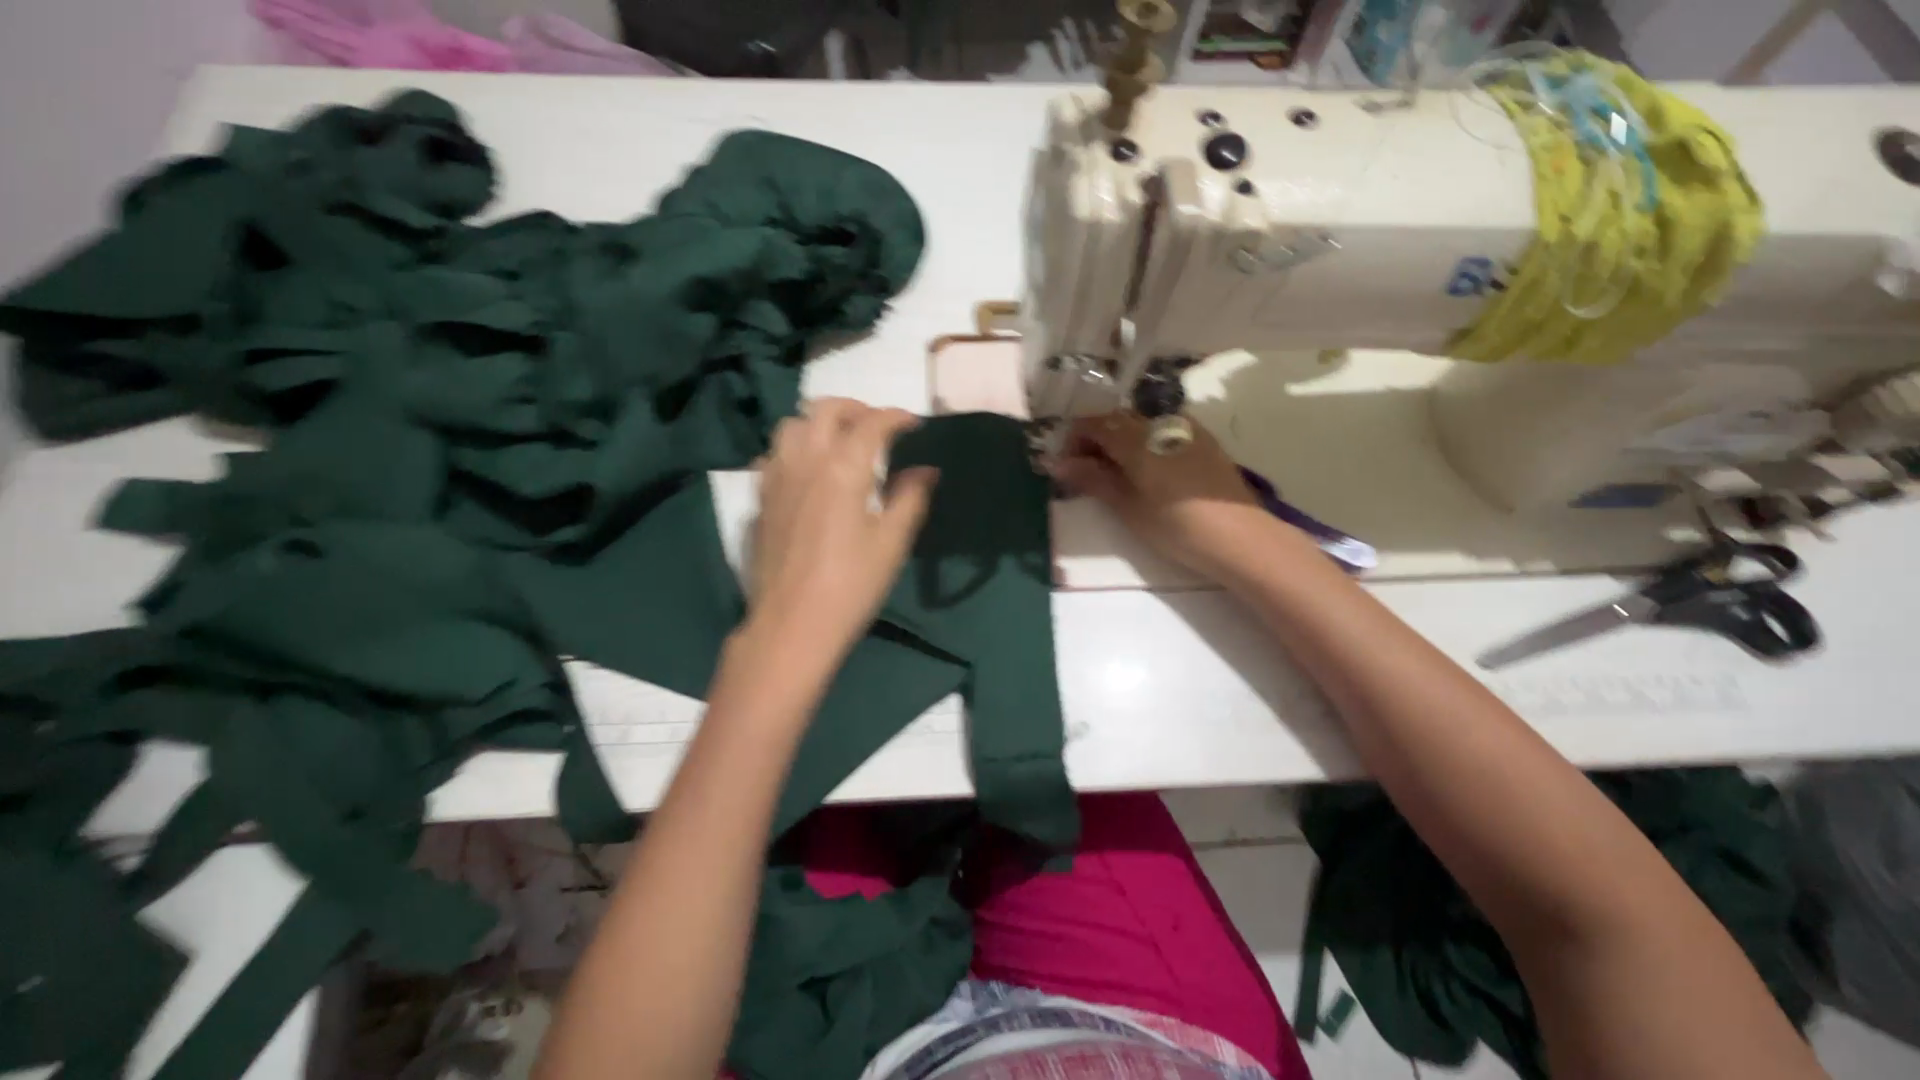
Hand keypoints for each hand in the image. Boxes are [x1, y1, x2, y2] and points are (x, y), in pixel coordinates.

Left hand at [746, 398, 937, 667]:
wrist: (792, 624)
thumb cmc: (851, 586)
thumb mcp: (892, 543)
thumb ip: (910, 498)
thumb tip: (926, 470)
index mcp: (843, 466)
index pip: (873, 422)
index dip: (897, 417)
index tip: (914, 425)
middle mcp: (805, 459)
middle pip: (826, 409)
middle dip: (856, 409)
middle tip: (878, 426)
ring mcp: (776, 476)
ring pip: (792, 425)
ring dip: (818, 423)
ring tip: (839, 443)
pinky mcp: (759, 498)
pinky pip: (773, 455)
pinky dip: (794, 450)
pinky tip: (807, 472)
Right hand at [1051, 412, 1279, 581]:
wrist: (1241, 537)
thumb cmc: (1177, 527)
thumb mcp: (1128, 508)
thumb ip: (1093, 480)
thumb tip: (1059, 463)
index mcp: (1136, 438)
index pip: (1093, 424)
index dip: (1072, 441)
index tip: (1065, 467)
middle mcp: (1159, 423)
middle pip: (1116, 419)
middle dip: (1095, 440)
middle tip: (1086, 472)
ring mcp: (1186, 428)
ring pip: (1140, 423)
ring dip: (1121, 440)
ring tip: (1116, 473)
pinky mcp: (1204, 440)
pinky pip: (1163, 430)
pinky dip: (1145, 442)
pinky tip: (1148, 470)